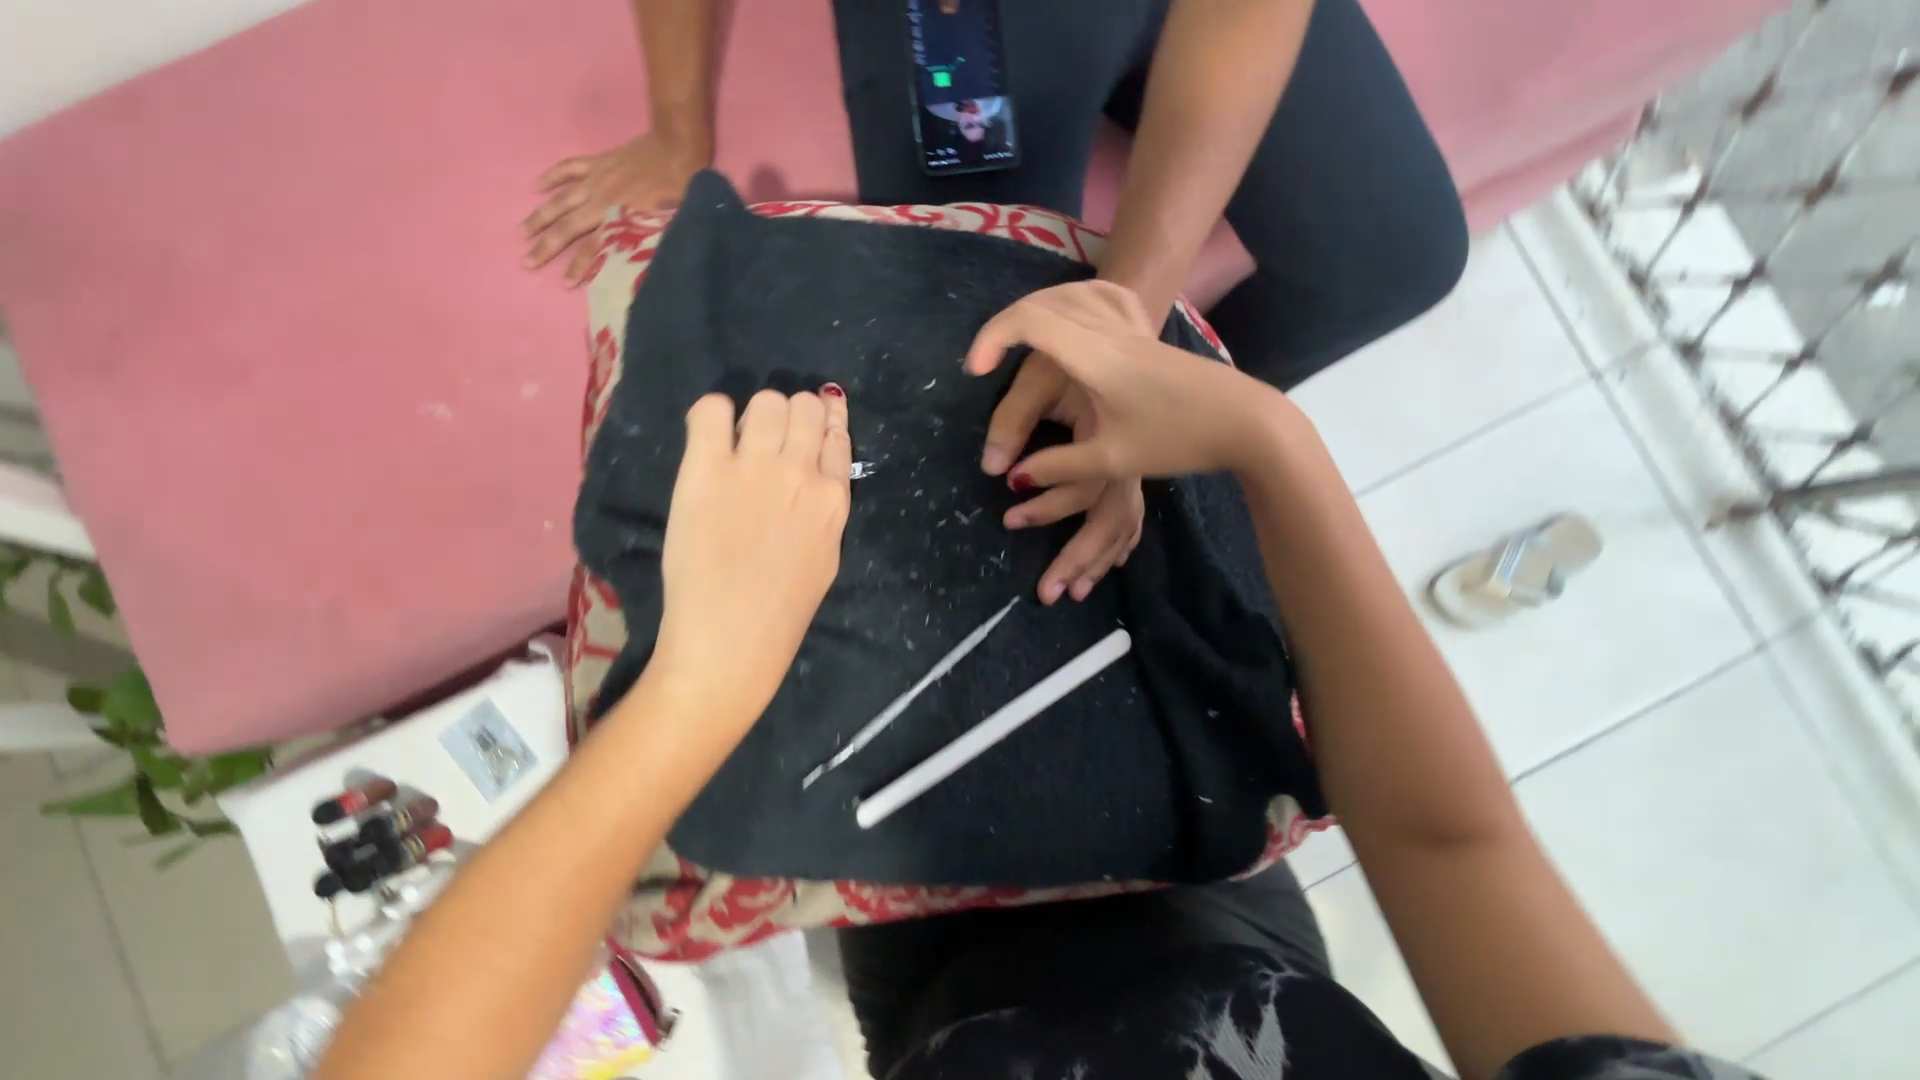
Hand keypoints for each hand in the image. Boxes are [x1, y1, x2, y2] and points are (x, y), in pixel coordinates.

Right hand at [523, 130, 710, 285]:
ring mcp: (595, 179)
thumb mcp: (671, 221)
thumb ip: (652, 240)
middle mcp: (600, 200)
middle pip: (568, 227)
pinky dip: (550, 177)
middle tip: (527, 262)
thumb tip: (642, 262)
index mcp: (620, 217)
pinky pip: (567, 168)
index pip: (594, 248)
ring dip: (540, 217)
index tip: (566, 284)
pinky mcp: (596, 162)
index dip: (580, 267)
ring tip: (522, 233)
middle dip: (546, 246)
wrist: (676, 145)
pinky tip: (535, 187)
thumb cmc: (680, 187)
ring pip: (560, 200)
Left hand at [653, 385, 851, 725]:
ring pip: (766, 401)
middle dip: (788, 416)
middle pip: (803, 405)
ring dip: (754, 415)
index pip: (835, 432)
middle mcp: (801, 472)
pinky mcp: (707, 470)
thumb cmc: (781, 611)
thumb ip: (826, 510)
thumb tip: (817, 474)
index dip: (822, 421)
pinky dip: (713, 414)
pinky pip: (712, 409)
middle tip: (768, 441)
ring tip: (738, 442)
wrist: (731, 639)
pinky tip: (711, 437)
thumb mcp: (827, 557)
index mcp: (833, 497)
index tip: (807, 426)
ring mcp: (754, 467)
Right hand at [966, 281, 1290, 484]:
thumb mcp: (1113, 460)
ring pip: (1069, 295)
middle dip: (1004, 328)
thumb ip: (1057, 468)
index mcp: (1095, 356)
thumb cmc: (1179, 439)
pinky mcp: (1145, 334)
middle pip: (1042, 303)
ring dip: (1034, 311)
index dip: (993, 336)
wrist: (1248, 421)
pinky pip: (1097, 299)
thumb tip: (1013, 478)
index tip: (976, 370)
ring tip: (1017, 343)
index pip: (1030, 321)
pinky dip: (1070, 303)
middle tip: (986, 363)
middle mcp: (1108, 330)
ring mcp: (1129, 327)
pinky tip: (1072, 321)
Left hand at [982, 336, 1147, 605]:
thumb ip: (1012, 421)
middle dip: (1078, 559)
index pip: (1081, 485)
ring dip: (1097, 560)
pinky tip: (1115, 564)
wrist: (1124, 329)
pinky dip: (1120, 543)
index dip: (1047, 506)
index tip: (1009, 518)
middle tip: (1046, 593)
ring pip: (1123, 524)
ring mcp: (1136, 465)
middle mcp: (1126, 457)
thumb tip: (991, 469)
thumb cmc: (1076, 352)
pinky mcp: (1137, 466)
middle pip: (1109, 520)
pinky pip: (1134, 515)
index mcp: (1107, 435)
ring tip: (1073, 593)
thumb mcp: (1042, 379)